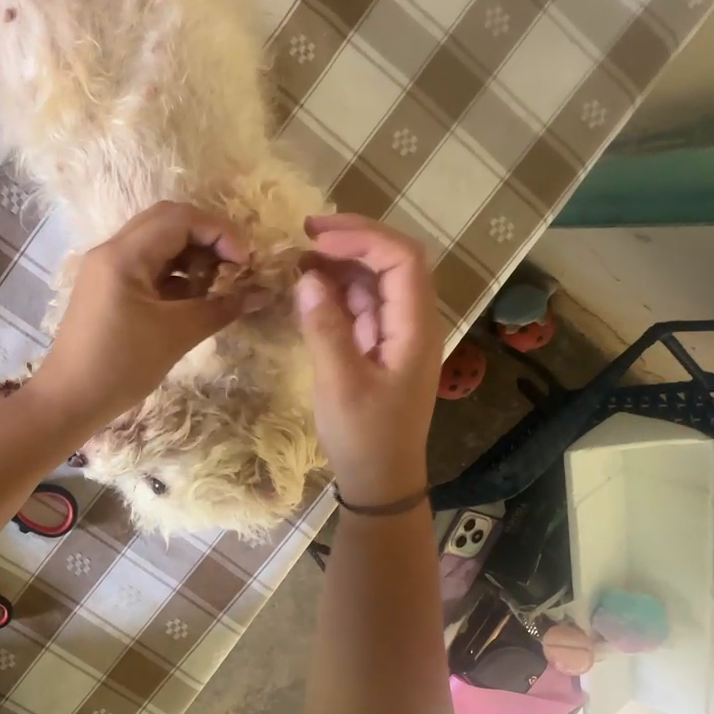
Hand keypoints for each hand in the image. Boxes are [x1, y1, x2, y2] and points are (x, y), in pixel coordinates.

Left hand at [29, 201, 249, 423]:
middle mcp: (112, 251)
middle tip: (234, 268)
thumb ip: (221, 308)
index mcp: (124, 255)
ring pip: (158, 244)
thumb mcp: (176, 335)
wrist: (69, 401)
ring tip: (217, 286)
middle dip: (208, 239)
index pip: (181, 218)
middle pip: (168, 222)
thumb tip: (261, 294)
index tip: (245, 264)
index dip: (221, 233)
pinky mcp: (107, 289)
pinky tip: (194, 299)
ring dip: (192, 257)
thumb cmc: (121, 366)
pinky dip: (175, 275)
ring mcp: (107, 269)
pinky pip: (147, 267)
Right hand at [294, 214, 442, 505]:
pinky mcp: (379, 347)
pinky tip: (309, 286)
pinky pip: (362, 305)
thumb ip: (325, 328)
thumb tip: (307, 277)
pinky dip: (337, 289)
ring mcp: (397, 334)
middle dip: (353, 239)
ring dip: (342, 262)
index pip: (402, 259)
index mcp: (415, 327)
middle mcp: (413, 322)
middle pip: (393, 260)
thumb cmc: (365, 437)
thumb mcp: (340, 384)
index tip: (314, 238)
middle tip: (305, 232)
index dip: (361, 237)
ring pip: (376, 280)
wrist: (380, 480)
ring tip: (299, 255)